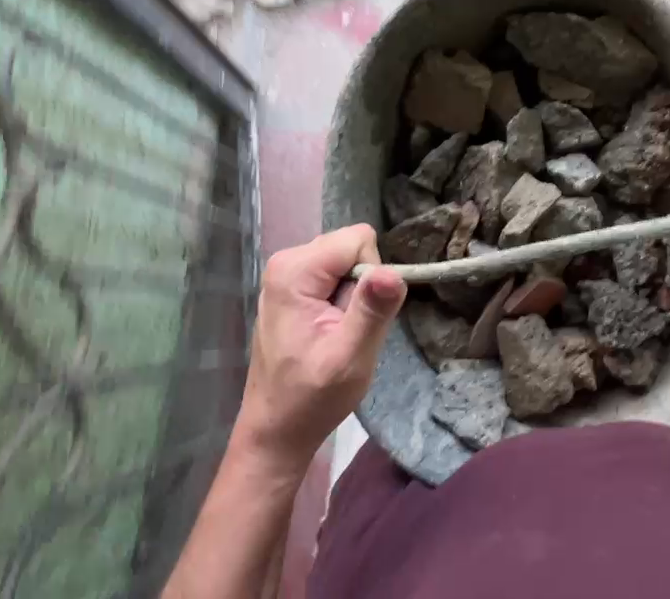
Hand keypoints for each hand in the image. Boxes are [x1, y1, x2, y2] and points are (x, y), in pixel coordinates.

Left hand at [233, 225, 405, 465]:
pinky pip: (335, 275)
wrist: (276, 430)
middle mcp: (285, 261)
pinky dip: (342, 300)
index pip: (359, 240)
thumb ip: (372, 311)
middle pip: (351, 246)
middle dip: (362, 285)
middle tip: (346, 329)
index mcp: (294, 270)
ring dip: (353, 295)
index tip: (358, 317)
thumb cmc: (312, 398)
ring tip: (337, 332)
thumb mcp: (350, 359)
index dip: (371, 277)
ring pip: (346, 260)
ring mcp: (285, 273)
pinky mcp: (291, 286)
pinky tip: (329, 330)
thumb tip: (393, 271)